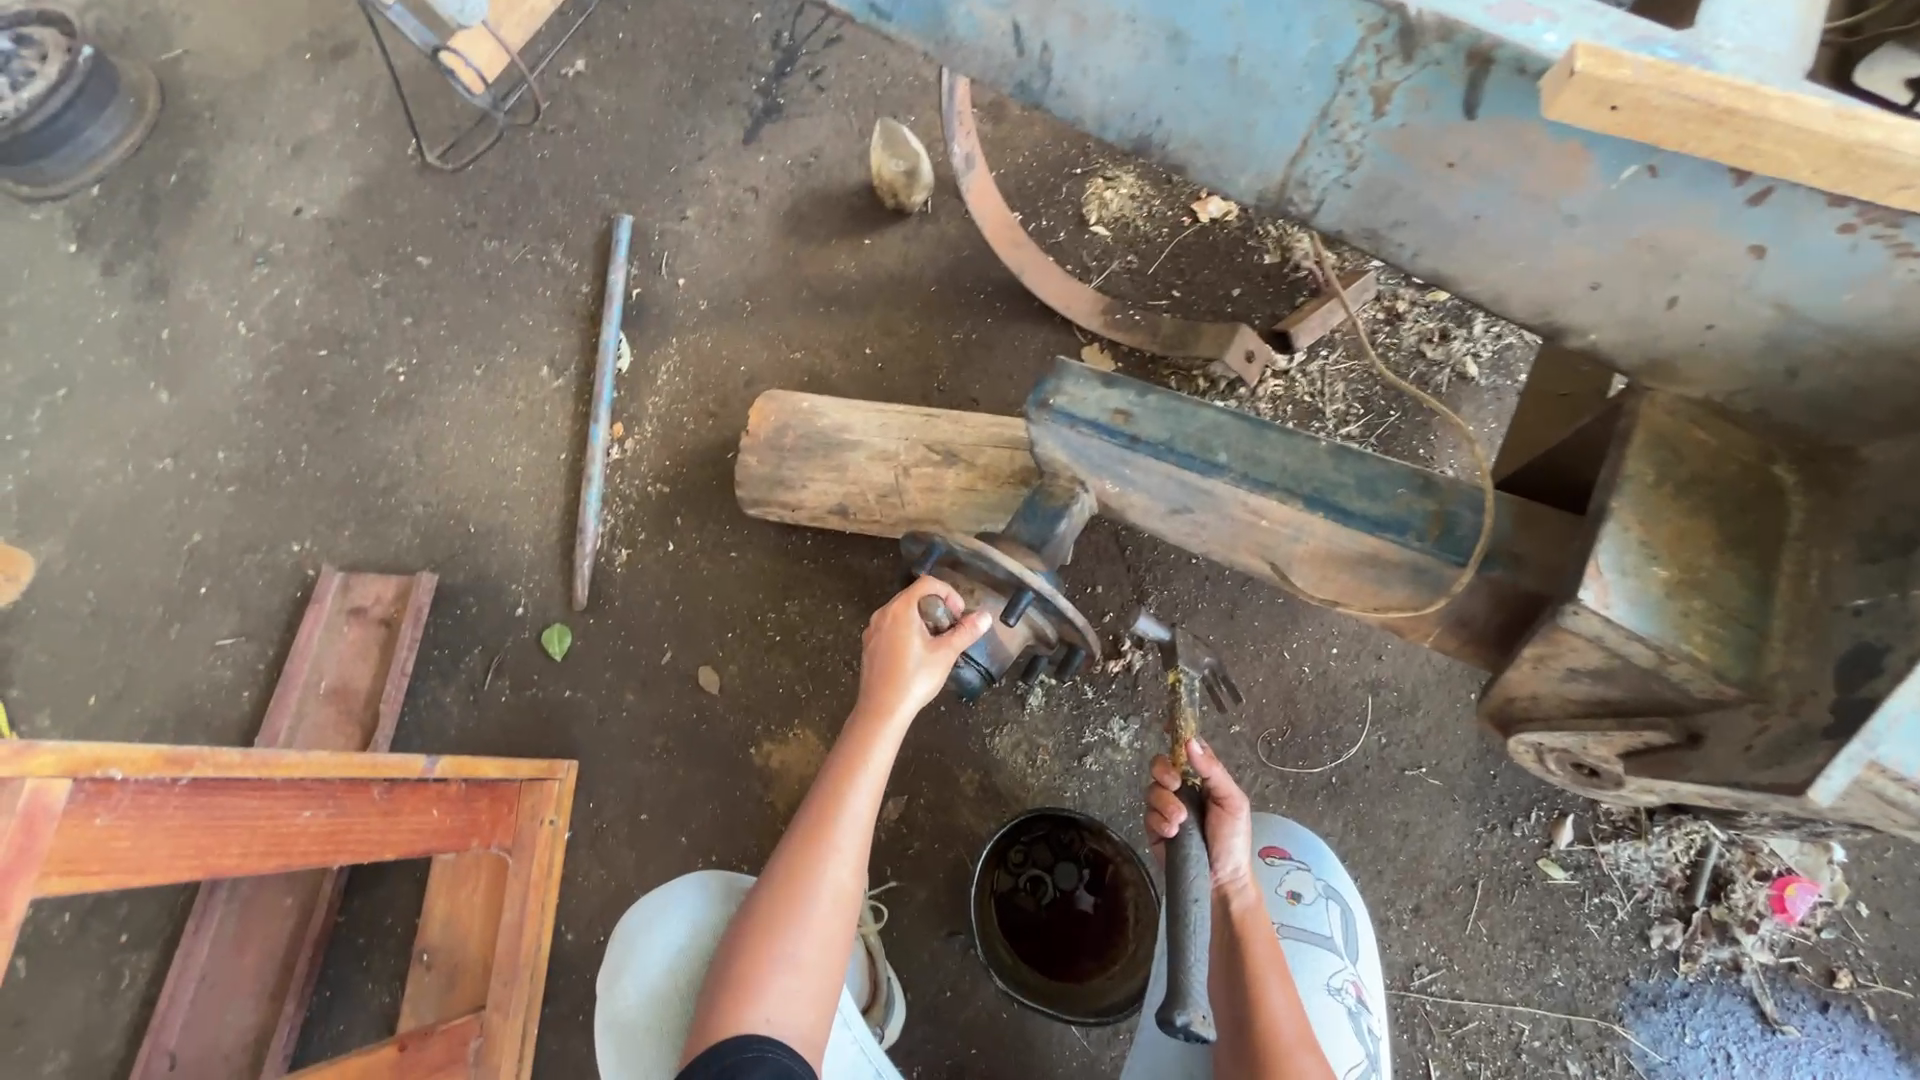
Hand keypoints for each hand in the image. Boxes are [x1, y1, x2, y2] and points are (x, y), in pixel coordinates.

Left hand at [855, 576, 991, 724]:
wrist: (882, 710)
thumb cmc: (915, 678)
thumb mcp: (945, 654)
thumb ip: (966, 632)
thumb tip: (986, 616)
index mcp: (901, 609)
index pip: (928, 583)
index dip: (948, 593)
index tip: (958, 615)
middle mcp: (883, 613)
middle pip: (914, 596)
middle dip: (936, 607)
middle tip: (950, 629)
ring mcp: (873, 629)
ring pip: (902, 612)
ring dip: (922, 619)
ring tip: (935, 642)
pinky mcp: (869, 645)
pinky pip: (891, 627)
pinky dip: (907, 630)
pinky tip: (916, 654)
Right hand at [1145, 737, 1254, 894]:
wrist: (1220, 880)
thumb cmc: (1233, 839)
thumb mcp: (1232, 801)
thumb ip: (1213, 771)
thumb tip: (1189, 742)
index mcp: (1203, 778)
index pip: (1187, 749)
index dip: (1177, 736)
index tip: (1168, 728)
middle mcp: (1182, 788)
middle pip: (1161, 764)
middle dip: (1163, 771)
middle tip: (1175, 784)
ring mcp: (1166, 807)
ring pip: (1151, 789)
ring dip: (1166, 804)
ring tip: (1180, 822)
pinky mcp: (1155, 827)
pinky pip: (1147, 814)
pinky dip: (1159, 822)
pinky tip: (1172, 834)